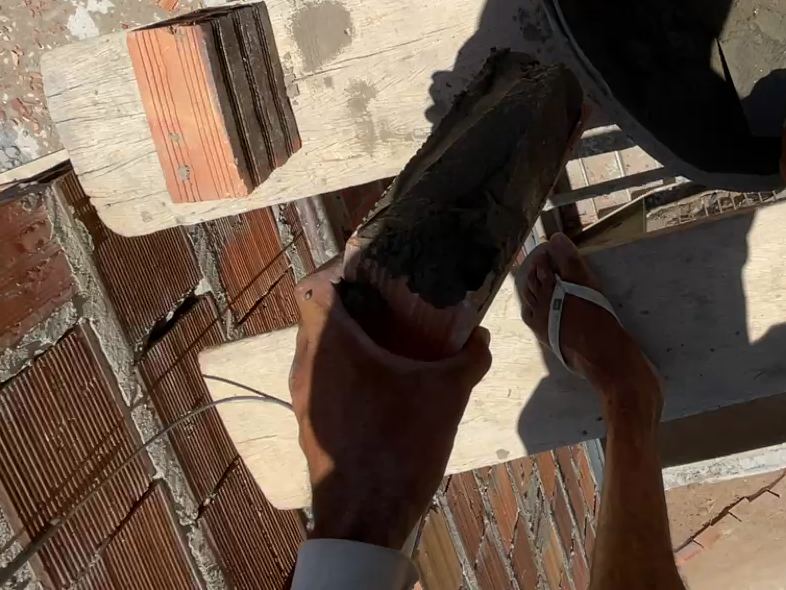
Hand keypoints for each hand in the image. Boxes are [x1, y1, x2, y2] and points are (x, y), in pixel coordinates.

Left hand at [289, 264, 491, 547]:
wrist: (367, 520)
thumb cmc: (401, 444)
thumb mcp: (449, 394)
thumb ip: (469, 358)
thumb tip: (479, 336)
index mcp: (333, 345)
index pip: (313, 285)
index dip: (340, 267)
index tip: (375, 265)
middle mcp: (308, 365)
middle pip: (320, 313)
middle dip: (356, 299)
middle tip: (396, 295)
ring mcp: (305, 396)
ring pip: (321, 346)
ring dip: (352, 334)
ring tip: (394, 334)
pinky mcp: (310, 422)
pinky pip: (324, 375)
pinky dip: (349, 366)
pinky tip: (386, 379)